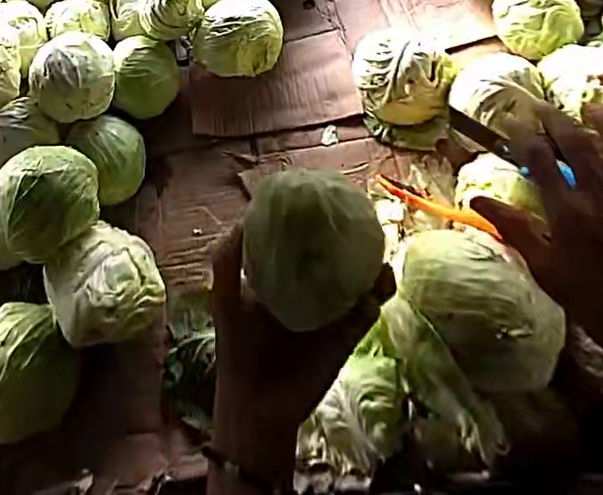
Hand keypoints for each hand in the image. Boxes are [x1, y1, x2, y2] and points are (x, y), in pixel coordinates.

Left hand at [208, 222, 394, 486]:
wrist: (254, 404)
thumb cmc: (235, 344)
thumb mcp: (224, 295)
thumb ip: (227, 258)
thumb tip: (243, 217)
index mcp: (284, 275)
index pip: (304, 241)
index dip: (316, 220)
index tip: (325, 196)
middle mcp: (311, 289)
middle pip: (338, 257)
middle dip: (353, 239)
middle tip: (363, 220)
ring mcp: (331, 313)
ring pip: (360, 283)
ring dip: (374, 270)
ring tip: (378, 259)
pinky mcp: (345, 338)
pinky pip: (365, 316)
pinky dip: (374, 302)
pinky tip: (372, 293)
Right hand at [470, 104, 602, 400]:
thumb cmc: (596, 305)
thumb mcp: (545, 271)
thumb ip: (514, 229)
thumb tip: (475, 200)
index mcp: (570, 215)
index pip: (540, 161)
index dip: (524, 136)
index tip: (512, 121)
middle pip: (580, 146)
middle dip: (558, 120)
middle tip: (544, 107)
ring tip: (595, 107)